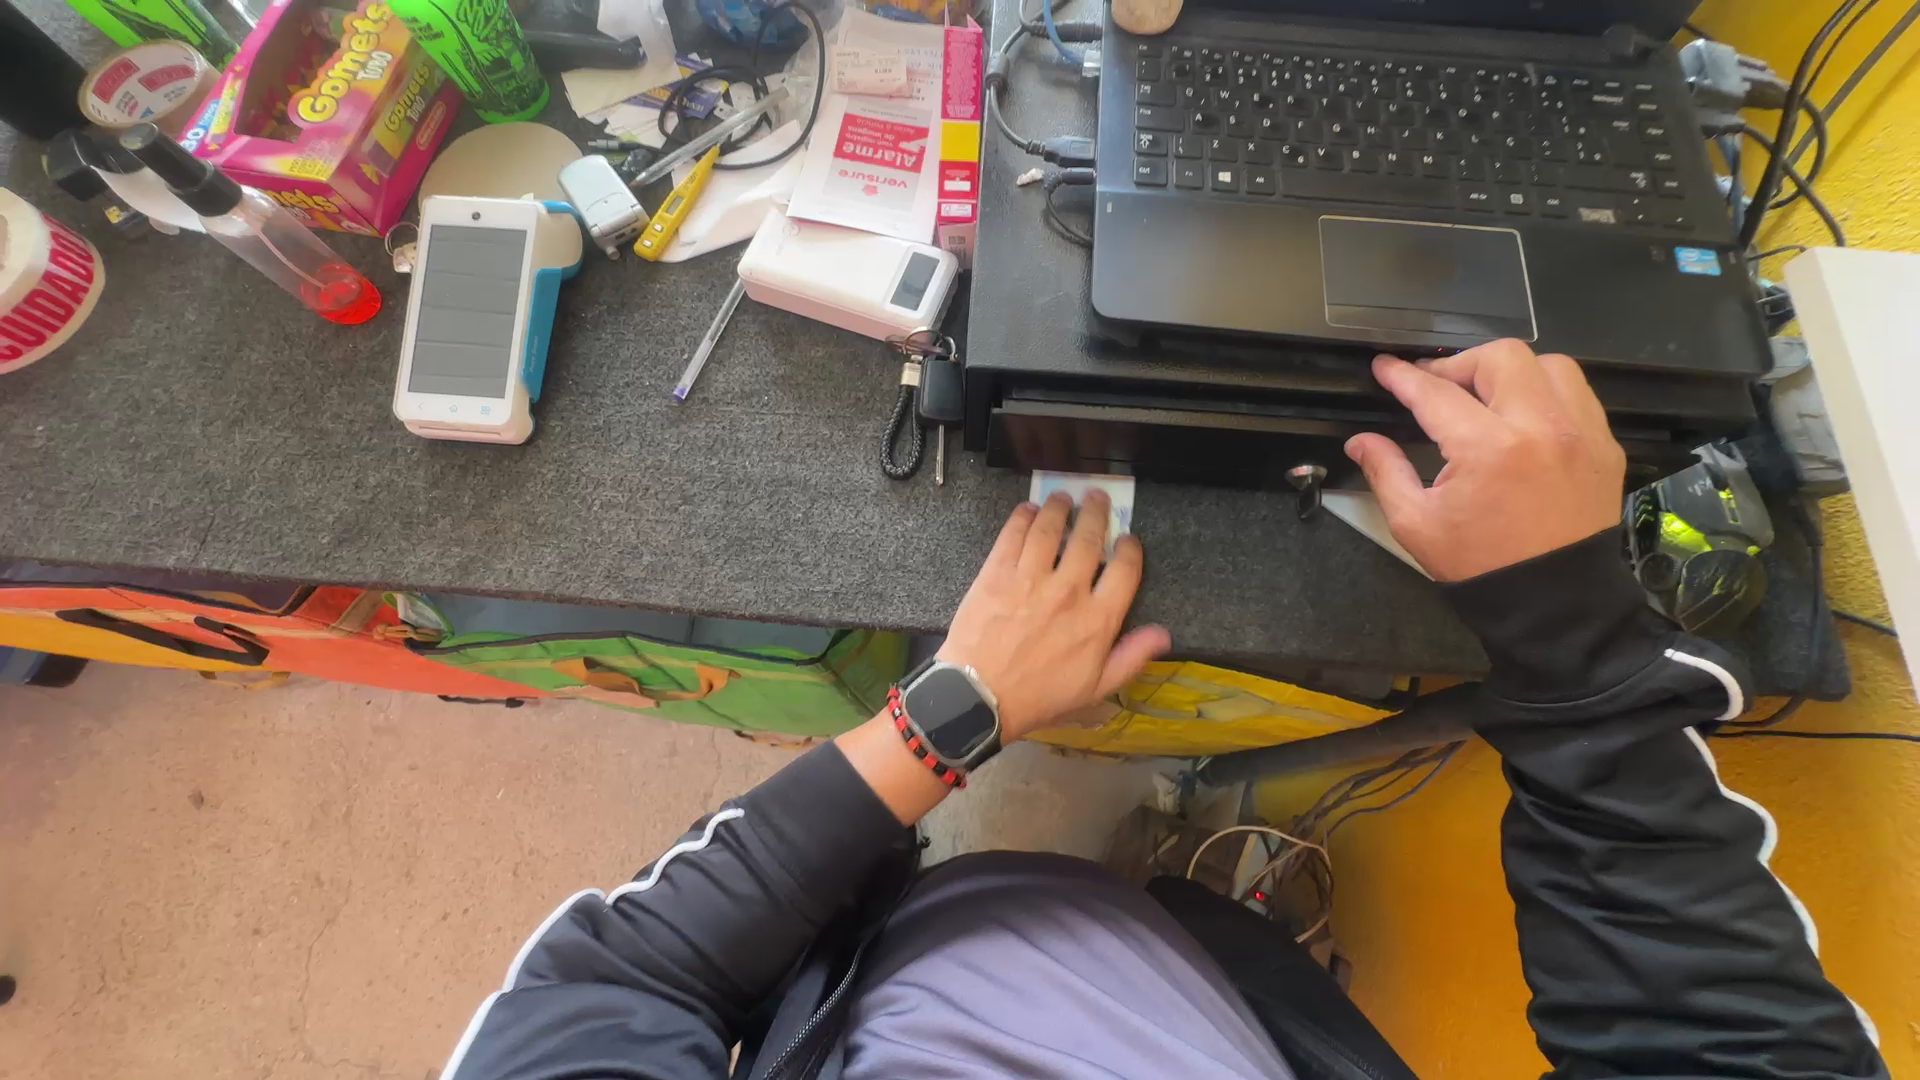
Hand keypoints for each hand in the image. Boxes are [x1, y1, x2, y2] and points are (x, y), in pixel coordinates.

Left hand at [937, 492, 1171, 742]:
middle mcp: (1068, 591)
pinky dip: (1023, 517)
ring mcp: (1031, 578)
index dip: (1130, 548)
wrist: (981, 696)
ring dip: (1059, 507)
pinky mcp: (997, 573)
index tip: (1127, 539)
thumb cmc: (1040, 696)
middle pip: (1088, 538)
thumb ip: (1131, 657)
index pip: (1124, 569)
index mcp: (1097, 619)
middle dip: (1096, 513)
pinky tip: (1027, 510)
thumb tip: (1164, 634)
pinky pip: (1013, 535)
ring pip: (1050, 528)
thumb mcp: (1095, 687)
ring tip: (1062, 497)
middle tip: (1096, 498)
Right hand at [1345, 339, 1625, 582]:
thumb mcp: (1414, 521)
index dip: (1402, 376)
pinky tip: (1517, 415)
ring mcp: (1581, 433)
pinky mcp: (1603, 445)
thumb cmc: (1475, 562)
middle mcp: (1541, 427)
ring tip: (1481, 395)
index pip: (1436, 393)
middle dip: (1458, 364)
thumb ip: (1384, 470)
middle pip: (1501, 357)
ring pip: (1548, 365)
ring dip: (1507, 371)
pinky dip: (1541, 391)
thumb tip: (1361, 440)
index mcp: (1488, 448)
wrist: (1550, 598)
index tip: (1384, 365)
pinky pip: (1575, 393)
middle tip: (1434, 386)